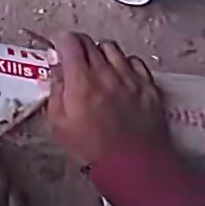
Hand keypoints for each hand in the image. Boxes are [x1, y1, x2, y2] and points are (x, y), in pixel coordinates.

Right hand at [44, 32, 167, 166]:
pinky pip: (135, 62)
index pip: (70, 41)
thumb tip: (57, 73)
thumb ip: (55, 92)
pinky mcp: (149, 86)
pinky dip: (124, 63)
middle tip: (73, 58)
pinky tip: (119, 76)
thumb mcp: (58, 123)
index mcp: (81, 80)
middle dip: (77, 45)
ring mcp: (130, 78)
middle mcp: (106, 72)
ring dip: (100, 53)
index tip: (58, 48)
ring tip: (97, 66)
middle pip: (90, 41)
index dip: (61, 41)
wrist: (134, 165)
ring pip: (112, 48)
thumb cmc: (91, 147)